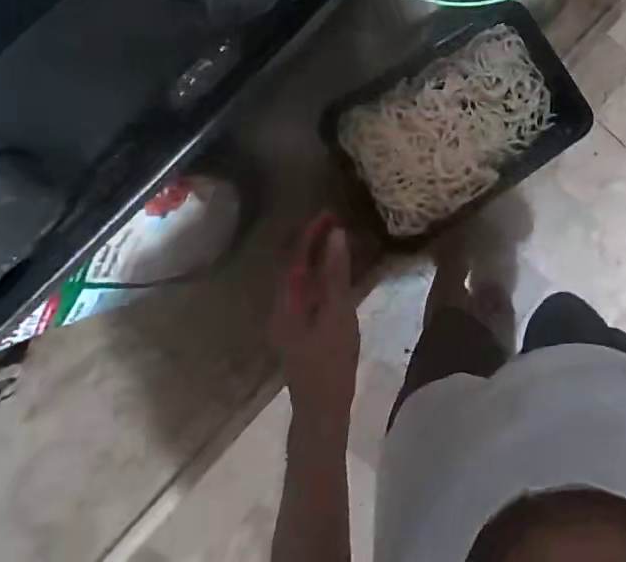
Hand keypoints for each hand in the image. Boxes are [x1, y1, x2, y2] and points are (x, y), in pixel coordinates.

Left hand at [271, 212, 359, 427]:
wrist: (322, 413)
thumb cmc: (330, 362)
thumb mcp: (338, 313)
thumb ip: (336, 273)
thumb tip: (336, 235)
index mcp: (287, 303)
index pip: (297, 257)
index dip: (312, 234)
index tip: (331, 214)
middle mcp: (285, 309)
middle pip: (298, 267)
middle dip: (315, 243)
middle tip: (338, 222)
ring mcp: (294, 322)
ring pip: (305, 281)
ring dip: (320, 260)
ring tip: (340, 241)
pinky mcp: (305, 332)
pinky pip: (313, 294)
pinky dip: (325, 279)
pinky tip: (340, 277)